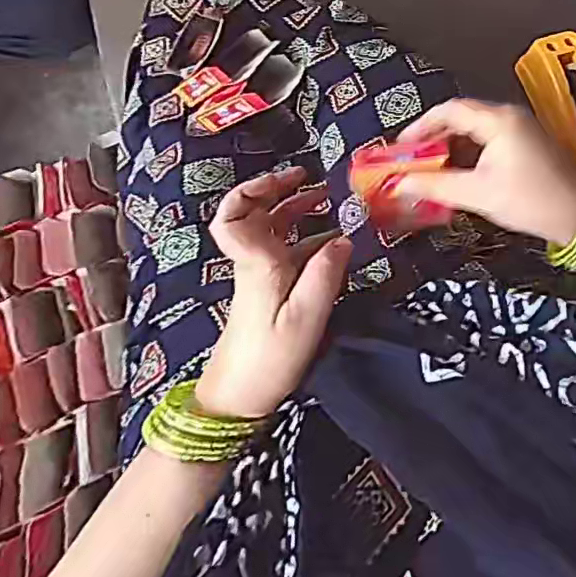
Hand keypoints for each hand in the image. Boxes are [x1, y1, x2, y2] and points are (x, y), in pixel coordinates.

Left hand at [194, 167, 350, 418]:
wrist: (238, 399)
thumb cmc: (269, 358)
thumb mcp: (305, 318)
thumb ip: (324, 274)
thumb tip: (343, 238)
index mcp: (258, 262)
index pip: (232, 216)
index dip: (251, 191)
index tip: (287, 179)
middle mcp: (255, 261)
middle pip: (254, 212)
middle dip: (279, 189)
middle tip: (309, 176)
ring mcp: (262, 274)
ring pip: (272, 228)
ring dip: (296, 208)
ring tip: (326, 197)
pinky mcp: (270, 288)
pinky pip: (287, 250)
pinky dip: (309, 236)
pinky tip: (334, 239)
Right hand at [394, 98, 575, 240]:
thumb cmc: (533, 202)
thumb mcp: (479, 194)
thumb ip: (437, 186)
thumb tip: (401, 184)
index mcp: (498, 120)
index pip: (449, 110)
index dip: (420, 126)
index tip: (402, 147)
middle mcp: (509, 115)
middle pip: (460, 117)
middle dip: (433, 138)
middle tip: (412, 160)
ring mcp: (520, 127)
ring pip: (473, 128)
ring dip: (450, 147)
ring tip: (430, 170)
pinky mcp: (525, 141)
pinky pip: (488, 138)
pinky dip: (469, 152)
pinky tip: (457, 173)